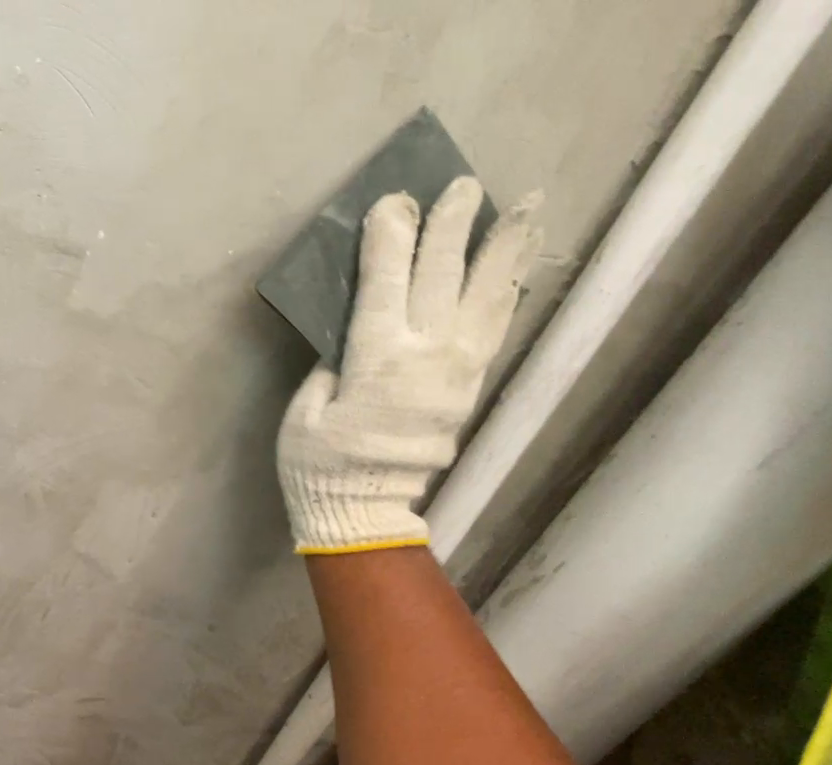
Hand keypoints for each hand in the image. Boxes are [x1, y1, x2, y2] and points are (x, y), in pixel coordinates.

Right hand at [277, 176, 540, 554]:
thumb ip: (332, 364)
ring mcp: (458, 370)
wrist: (363, 512)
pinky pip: (495, 328)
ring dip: (505, 248)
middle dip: (450, 226)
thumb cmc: (318, 464)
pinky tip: (515, 268)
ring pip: (487, 296)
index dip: (389, 238)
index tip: (394, 202)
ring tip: (527, 207)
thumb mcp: (305, 411)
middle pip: (442, 276)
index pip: (386, 282)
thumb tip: (355, 330)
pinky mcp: (471, 386)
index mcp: (377, 360)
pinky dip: (507, 291)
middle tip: (461, 185)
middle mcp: (427, 356)